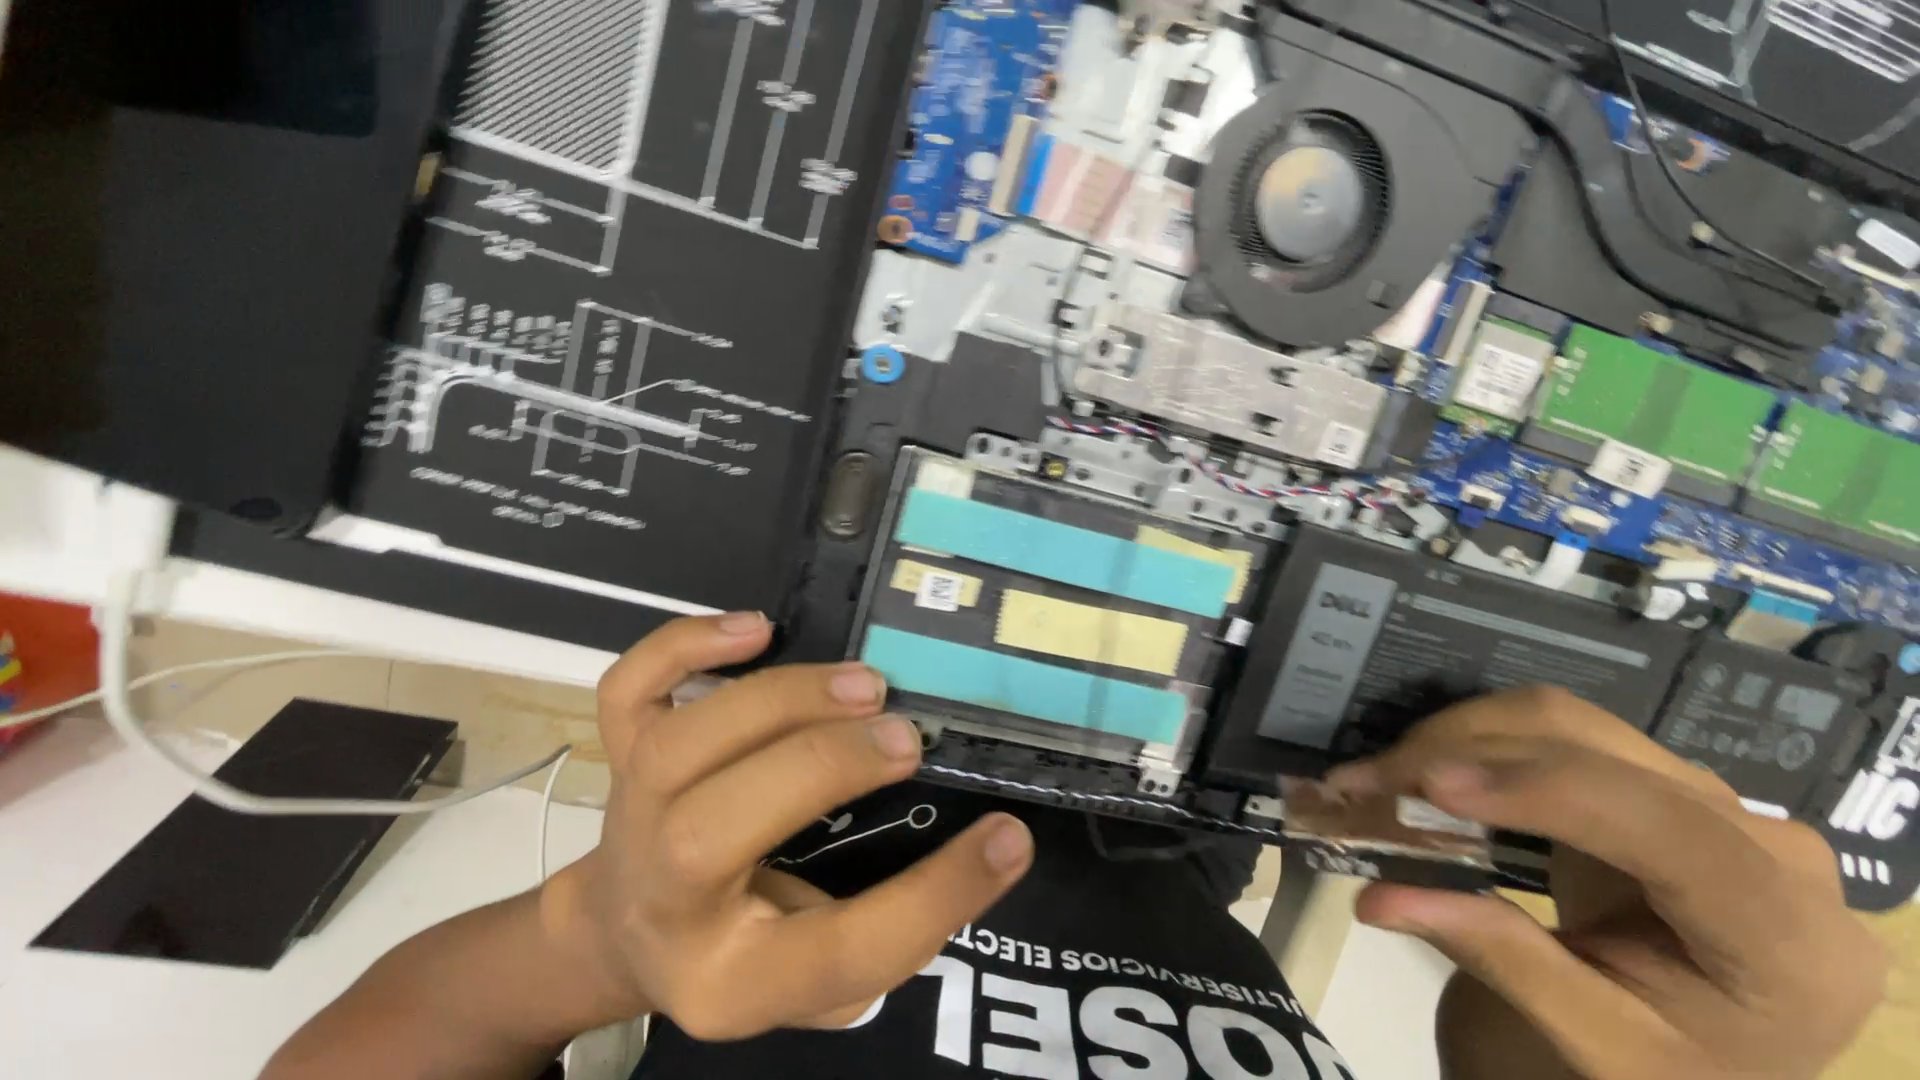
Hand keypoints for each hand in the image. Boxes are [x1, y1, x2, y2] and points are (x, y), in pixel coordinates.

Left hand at [539, 614, 1033, 1039]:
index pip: (838, 952)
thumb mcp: (818, 980)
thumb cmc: (744, 950)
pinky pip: (629, 691)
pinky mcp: (617, 756)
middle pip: (712, 836)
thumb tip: (983, 844)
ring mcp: (631, 818)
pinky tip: (758, 628)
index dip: (935, 896)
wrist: (625, 930)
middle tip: (907, 736)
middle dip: (821, 769)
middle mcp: (667, 901)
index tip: (1008, 838)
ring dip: (775, 703)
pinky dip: (683, 647)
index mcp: (733, 979)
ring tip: (863, 683)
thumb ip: (887, 929)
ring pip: (676, 750)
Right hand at [1324, 686, 1889, 1079]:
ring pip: (1563, 720)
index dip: (1541, 790)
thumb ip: (1499, 959)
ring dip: (1458, 737)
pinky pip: (1554, 731)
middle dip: (1464, 752)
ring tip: (1381, 775)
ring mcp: (1712, 796)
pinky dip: (1474, 740)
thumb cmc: (1669, 1064)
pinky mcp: (1656, 776)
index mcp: (1782, 931)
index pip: (1662, 828)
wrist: (1710, 1051)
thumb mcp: (1595, 1042)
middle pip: (1595, 749)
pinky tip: (1424, 769)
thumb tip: (1374, 898)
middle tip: (1362, 783)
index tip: (1426, 785)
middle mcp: (1765, 840)